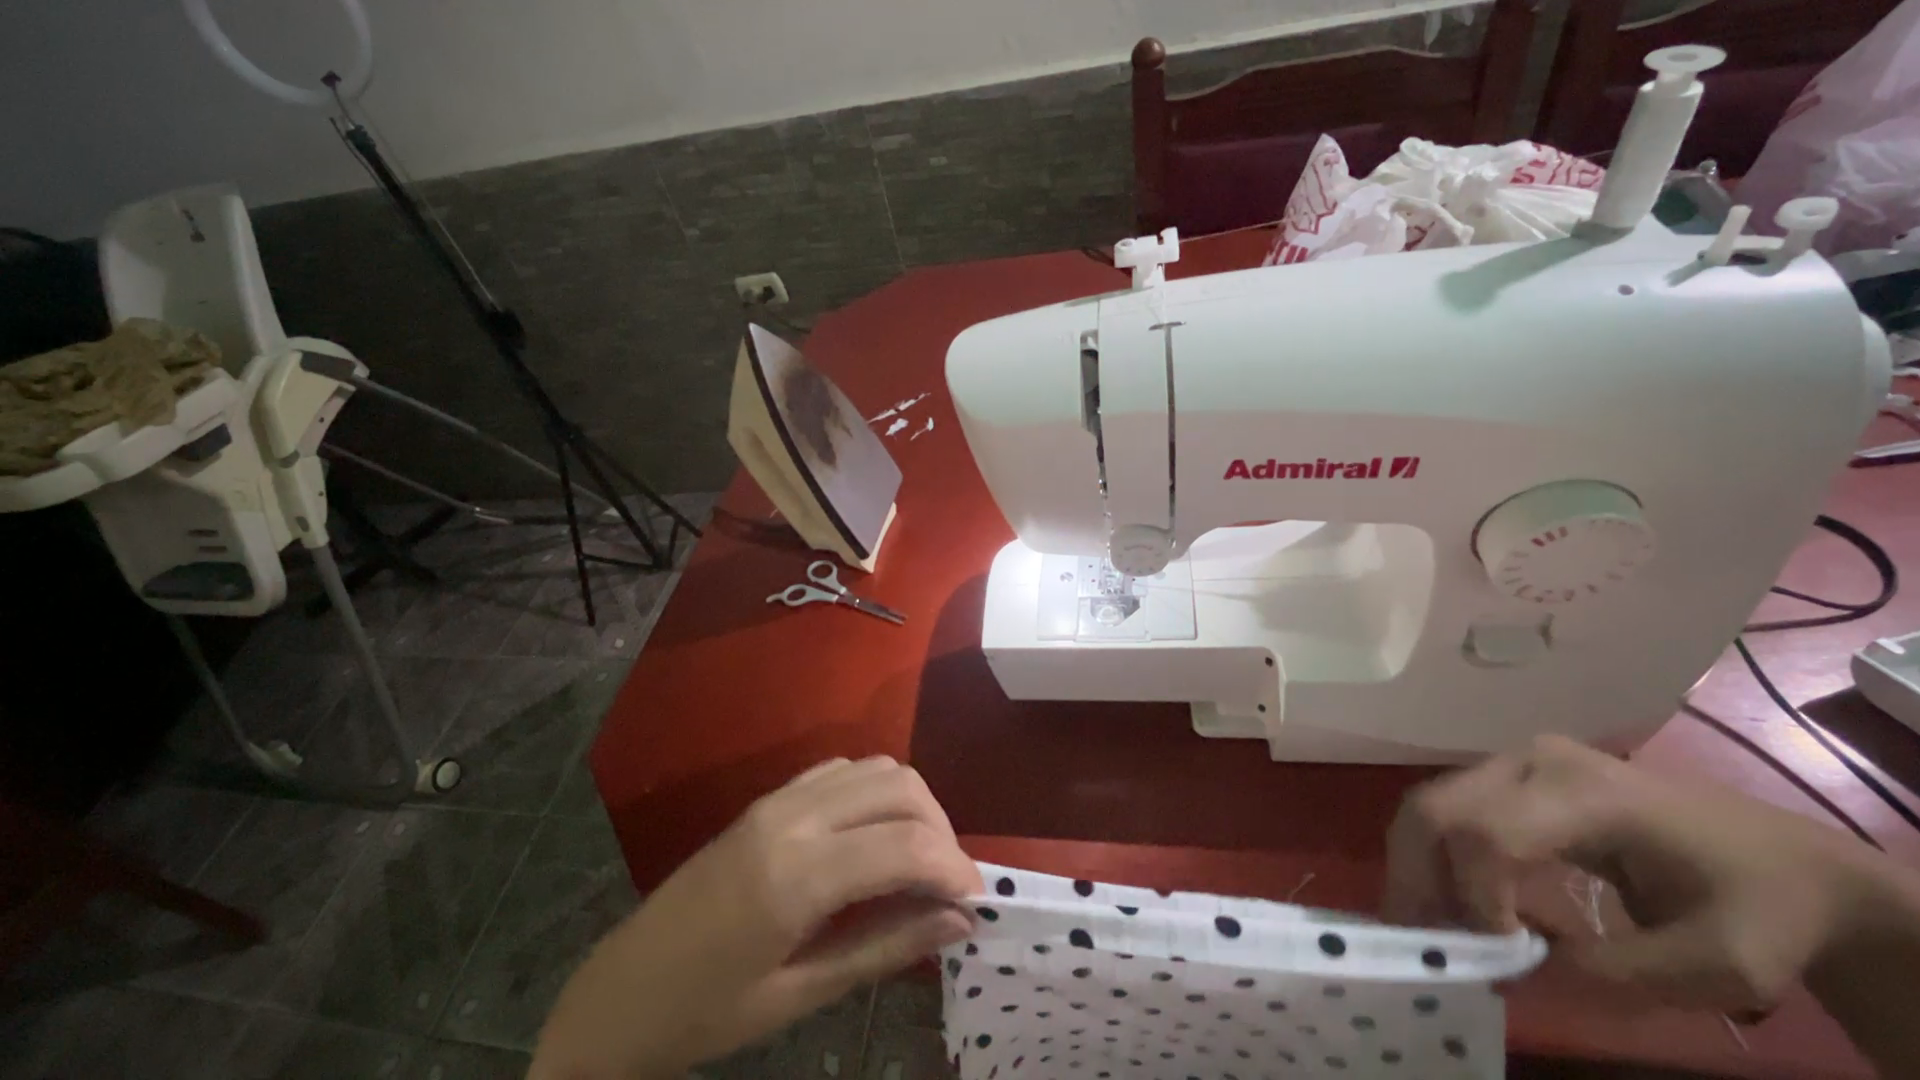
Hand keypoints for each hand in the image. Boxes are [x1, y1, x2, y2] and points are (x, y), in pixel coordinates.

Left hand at [530, 756, 981, 1079]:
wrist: (618, 995)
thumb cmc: (706, 1012)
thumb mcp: (800, 994)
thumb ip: (885, 947)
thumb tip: (960, 921)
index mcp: (796, 876)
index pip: (906, 847)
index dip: (955, 870)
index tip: (975, 903)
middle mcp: (790, 819)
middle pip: (899, 788)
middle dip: (941, 831)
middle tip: (949, 886)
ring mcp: (774, 802)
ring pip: (873, 769)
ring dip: (911, 807)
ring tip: (917, 864)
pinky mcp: (762, 802)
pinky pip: (837, 772)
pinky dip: (874, 793)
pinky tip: (872, 839)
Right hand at [1383, 735, 1882, 1012]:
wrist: (1789, 864)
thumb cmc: (1762, 911)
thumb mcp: (1719, 965)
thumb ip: (1615, 972)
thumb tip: (1513, 970)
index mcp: (1590, 793)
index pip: (1488, 835)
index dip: (1475, 901)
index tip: (1505, 958)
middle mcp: (1535, 761)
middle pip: (1433, 811)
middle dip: (1418, 883)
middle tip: (1432, 947)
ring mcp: (1517, 763)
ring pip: (1426, 811)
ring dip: (1419, 875)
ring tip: (1441, 933)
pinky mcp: (1511, 778)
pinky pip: (1447, 815)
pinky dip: (1435, 863)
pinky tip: (1459, 908)